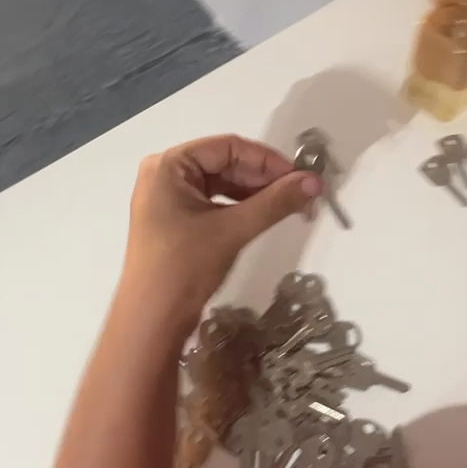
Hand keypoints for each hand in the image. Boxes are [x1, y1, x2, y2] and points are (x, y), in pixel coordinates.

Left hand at [116, 135, 319, 326]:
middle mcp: (164, 174)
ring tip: (289, 205)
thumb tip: (315, 182)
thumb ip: (275, 202)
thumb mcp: (233, 229)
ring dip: (254, 193)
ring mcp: (167, 198)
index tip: (299, 175)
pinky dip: (239, 207)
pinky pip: (212, 202)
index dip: (266, 159)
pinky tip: (263, 216)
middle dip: (263, 178)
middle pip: (224, 163)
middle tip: (300, 192)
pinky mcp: (174, 220)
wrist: (151, 320)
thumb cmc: (184, 267)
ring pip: (220, 184)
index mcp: (168, 165)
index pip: (227, 147)